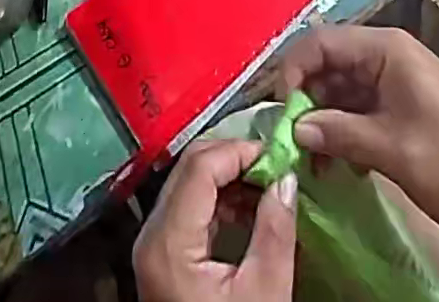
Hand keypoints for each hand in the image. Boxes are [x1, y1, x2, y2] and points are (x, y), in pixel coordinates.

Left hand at [134, 140, 295, 301]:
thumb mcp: (264, 294)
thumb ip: (274, 230)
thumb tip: (286, 177)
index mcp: (168, 240)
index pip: (200, 167)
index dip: (239, 151)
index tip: (276, 154)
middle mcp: (151, 234)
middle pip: (189, 169)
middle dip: (233, 159)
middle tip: (273, 165)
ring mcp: (153, 245)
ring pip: (188, 184)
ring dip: (227, 177)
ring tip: (267, 185)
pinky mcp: (161, 256)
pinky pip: (188, 208)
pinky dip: (218, 200)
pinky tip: (248, 208)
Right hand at [278, 25, 438, 242]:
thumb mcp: (396, 151)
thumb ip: (341, 133)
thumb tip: (294, 127)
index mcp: (385, 50)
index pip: (320, 42)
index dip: (293, 71)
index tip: (280, 112)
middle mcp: (385, 56)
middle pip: (326, 65)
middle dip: (305, 101)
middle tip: (292, 145)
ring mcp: (394, 80)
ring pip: (339, 90)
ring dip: (322, 122)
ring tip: (314, 164)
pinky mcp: (401, 105)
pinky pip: (358, 108)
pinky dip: (343, 131)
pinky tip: (340, 165)